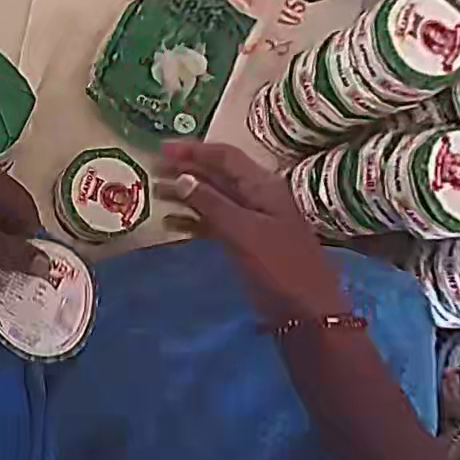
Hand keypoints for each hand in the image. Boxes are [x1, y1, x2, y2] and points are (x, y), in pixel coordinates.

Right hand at [156, 141, 349, 319]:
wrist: (306, 312)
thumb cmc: (278, 267)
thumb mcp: (243, 231)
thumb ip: (211, 203)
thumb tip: (181, 177)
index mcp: (263, 186)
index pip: (225, 157)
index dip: (194, 150)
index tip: (163, 148)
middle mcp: (258, 197)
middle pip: (218, 175)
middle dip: (186, 169)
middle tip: (153, 168)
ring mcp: (252, 220)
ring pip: (214, 198)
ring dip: (186, 194)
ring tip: (155, 191)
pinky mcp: (246, 242)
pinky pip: (215, 222)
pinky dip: (193, 219)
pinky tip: (170, 222)